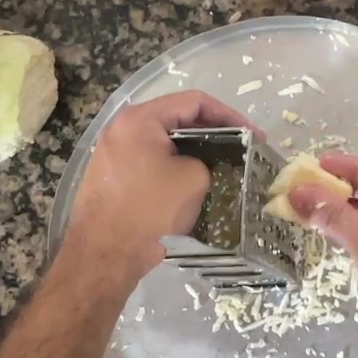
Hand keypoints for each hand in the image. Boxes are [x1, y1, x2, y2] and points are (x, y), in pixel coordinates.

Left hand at [67, 91, 249, 279]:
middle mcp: (122, 129)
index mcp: (140, 119)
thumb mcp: (194, 178)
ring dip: (195, 152)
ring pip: (165, 143)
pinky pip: (152, 162)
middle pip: (177, 119)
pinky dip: (176, 167)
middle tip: (242, 149)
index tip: (253, 135)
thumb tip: (205, 164)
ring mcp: (114, 153)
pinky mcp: (113, 177)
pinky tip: (195, 184)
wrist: (104, 255)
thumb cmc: (151, 209)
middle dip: (213, 133)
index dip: (229, 115)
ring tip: (223, 166)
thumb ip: (207, 159)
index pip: (193, 102)